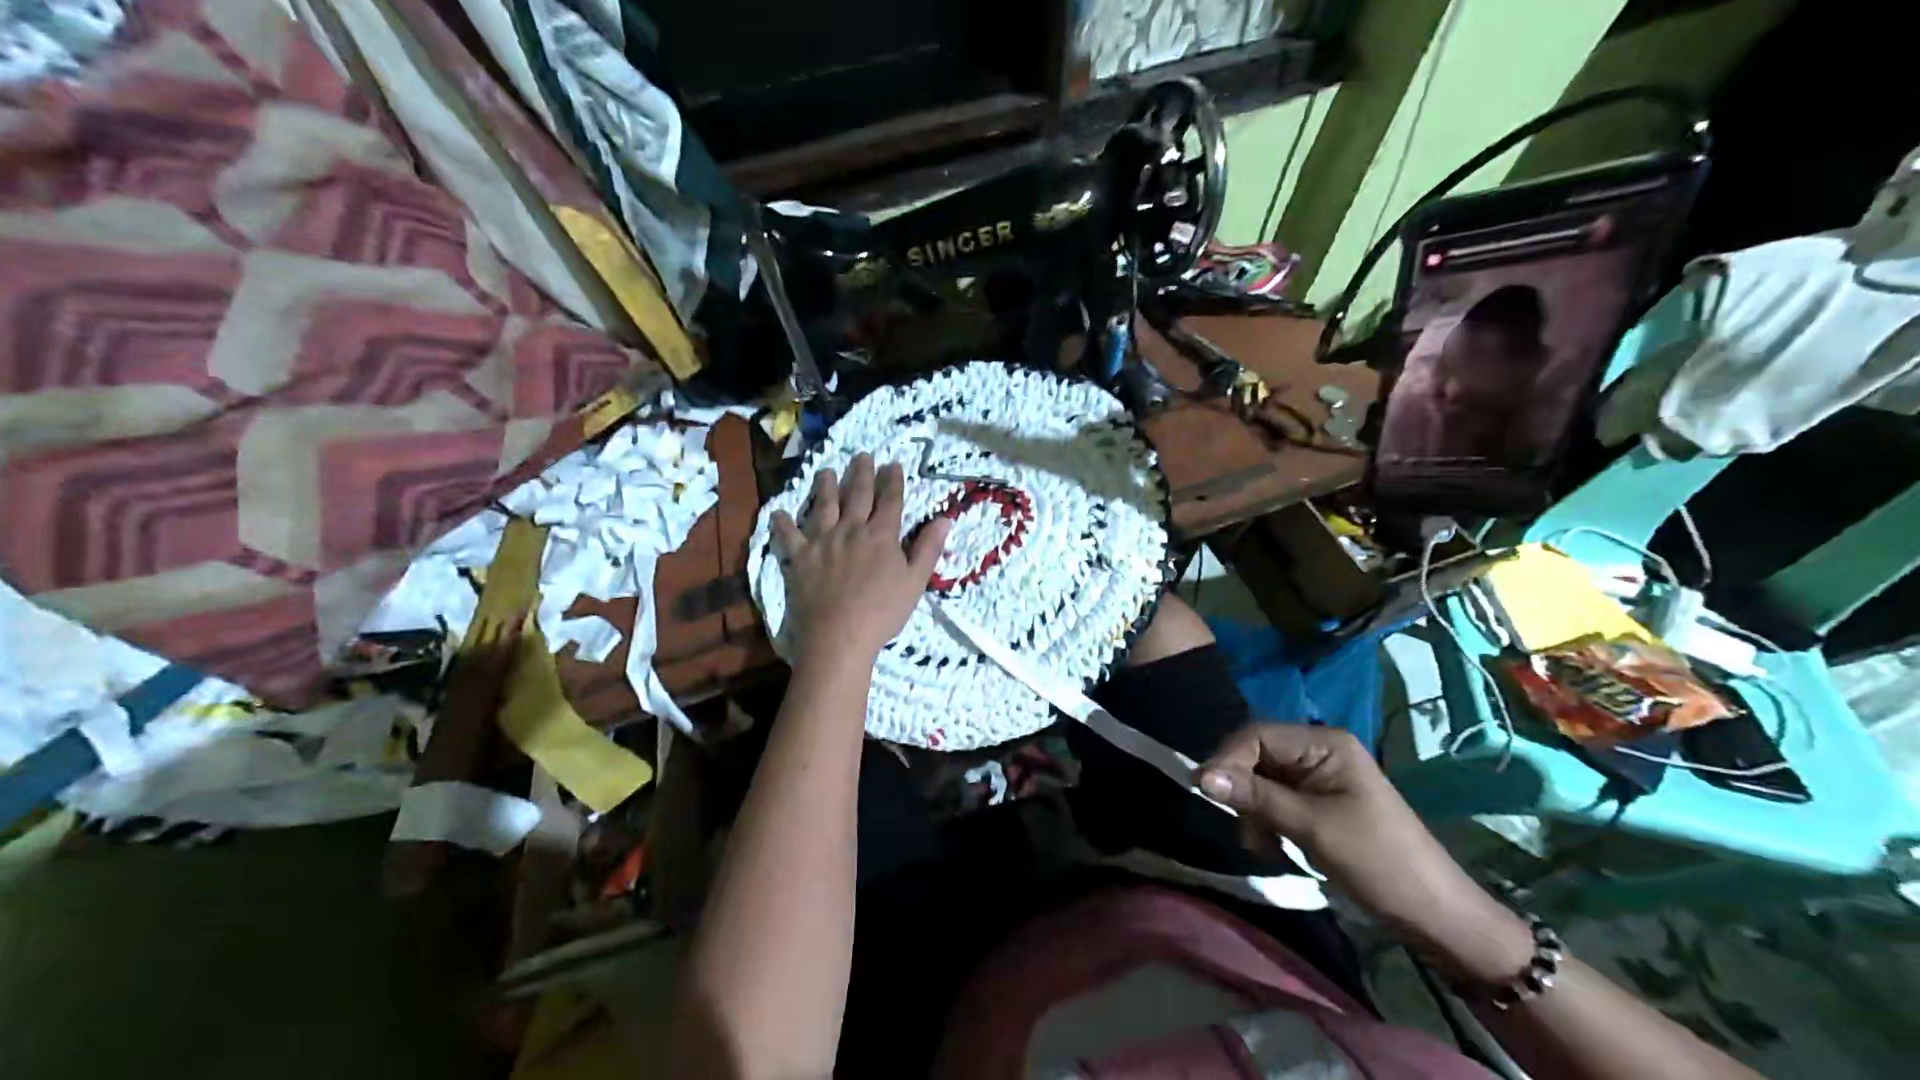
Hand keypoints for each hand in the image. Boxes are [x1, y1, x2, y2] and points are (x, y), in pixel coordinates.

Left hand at [771, 453, 950, 663]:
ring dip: (826, 486)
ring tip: (826, 471)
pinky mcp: (798, 557)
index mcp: (881, 536)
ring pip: (824, 505)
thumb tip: (944, 519)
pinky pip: (788, 535)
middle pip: (857, 495)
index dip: (893, 481)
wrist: (838, 636)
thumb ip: (928, 549)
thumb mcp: (915, 582)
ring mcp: (822, 541)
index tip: (893, 464)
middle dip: (862, 473)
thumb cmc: (882, 613)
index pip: (890, 500)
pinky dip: (783, 522)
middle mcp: (851, 530)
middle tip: (862, 455)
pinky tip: (779, 512)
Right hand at [1198, 724, 1531, 983]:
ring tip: (1264, 845)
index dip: (1227, 759)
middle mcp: (1318, 750)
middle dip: (1241, 789)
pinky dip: (1265, 821)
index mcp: (1324, 743)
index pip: (1256, 735)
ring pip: (1259, 779)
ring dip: (1252, 810)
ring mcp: (1318, 776)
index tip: (1205, 791)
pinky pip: (1273, 799)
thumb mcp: (1311, 827)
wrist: (1433, 913)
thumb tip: (1202, 776)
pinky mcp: (1316, 801)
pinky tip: (1274, 845)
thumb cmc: (1378, 861)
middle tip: (1244, 828)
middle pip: (1255, 755)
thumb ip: (1256, 797)